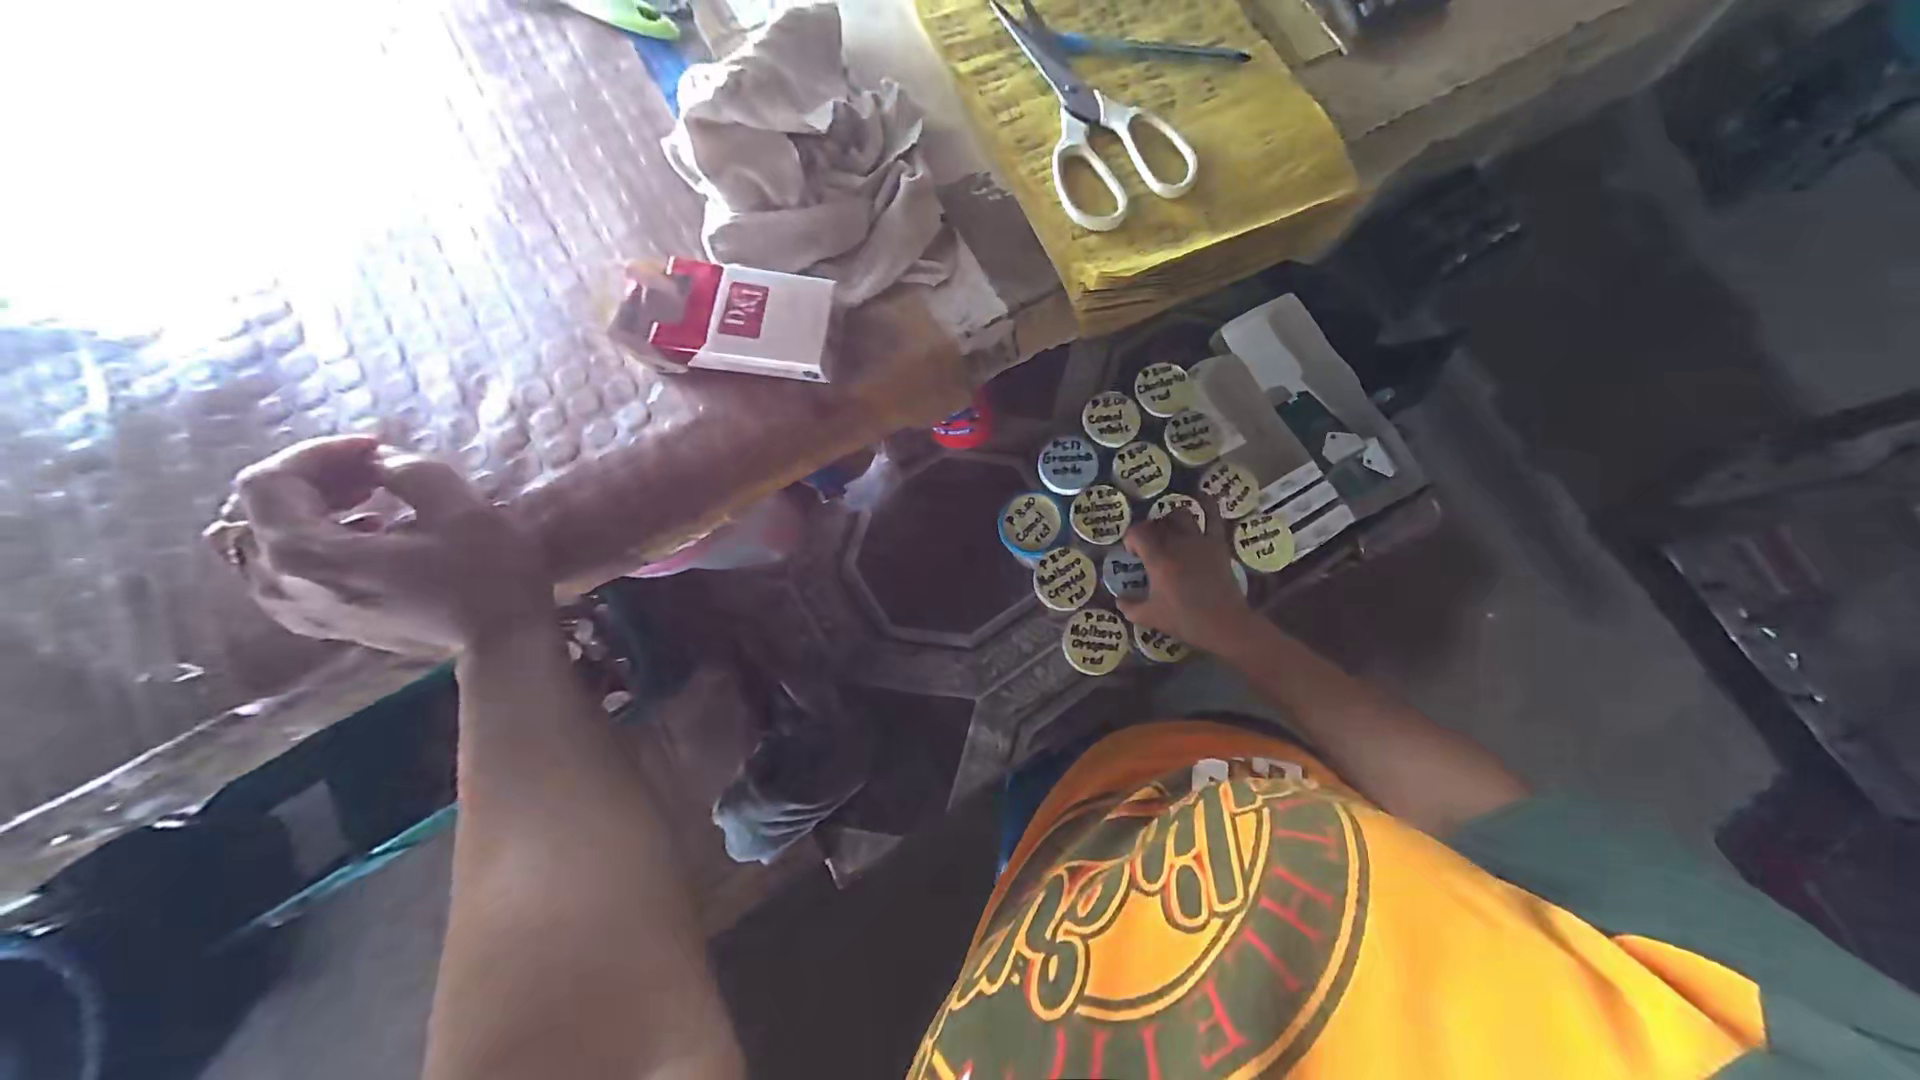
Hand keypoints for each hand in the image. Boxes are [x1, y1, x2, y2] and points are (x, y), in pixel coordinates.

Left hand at [204, 436, 551, 655]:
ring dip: (311, 508)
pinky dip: (311, 540)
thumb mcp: (461, 508)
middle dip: (316, 477)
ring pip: (265, 539)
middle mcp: (281, 583)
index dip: (320, 452)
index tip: (377, 446)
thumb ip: (410, 470)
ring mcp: (296, 608)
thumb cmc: (489, 574)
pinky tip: (365, 535)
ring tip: (369, 500)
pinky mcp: (319, 621)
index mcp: (307, 554)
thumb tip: (379, 462)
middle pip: (260, 508)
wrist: (504, 640)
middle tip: (376, 468)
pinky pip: (280, 569)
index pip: (271, 481)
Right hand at [1116, 508, 1257, 655]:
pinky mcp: (1218, 544)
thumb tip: (1118, 599)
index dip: (1131, 540)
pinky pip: (1213, 517)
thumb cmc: (1185, 620)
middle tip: (1148, 547)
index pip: (1137, 533)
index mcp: (1158, 559)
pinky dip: (1207, 505)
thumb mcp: (1149, 617)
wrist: (1224, 624)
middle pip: (1156, 523)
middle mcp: (1177, 543)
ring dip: (1170, 520)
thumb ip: (1128, 606)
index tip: (1133, 554)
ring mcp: (1199, 541)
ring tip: (1169, 532)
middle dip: (1148, 531)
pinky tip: (1202, 498)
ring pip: (1180, 515)